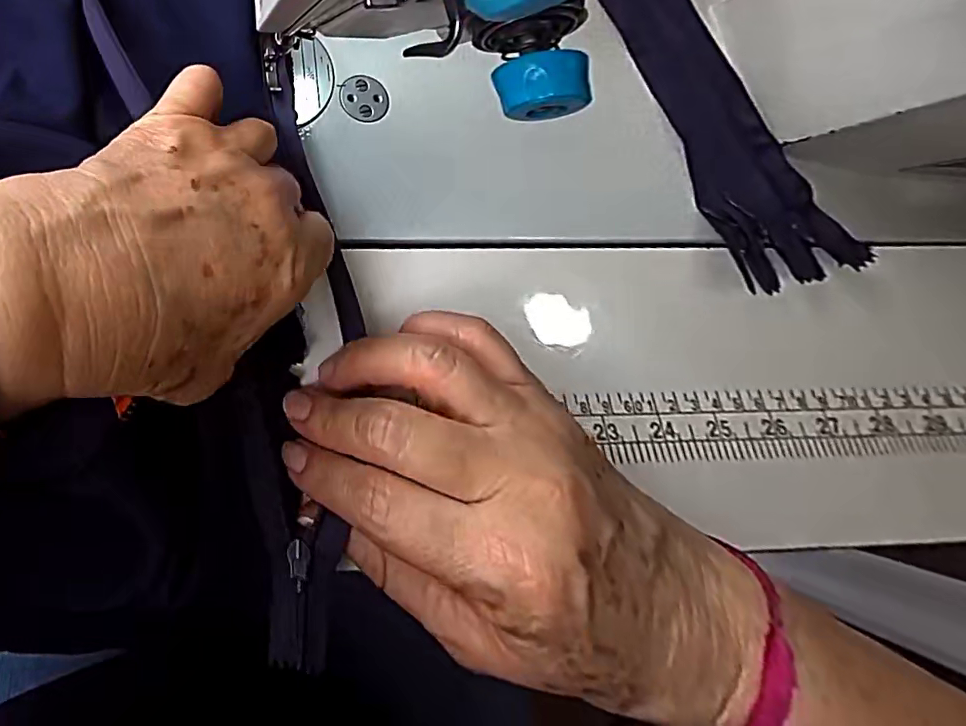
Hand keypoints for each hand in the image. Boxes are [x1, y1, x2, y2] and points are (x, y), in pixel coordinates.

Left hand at [0, 65, 334, 411]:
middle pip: (279, 184)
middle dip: (252, 203)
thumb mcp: (199, 373)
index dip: (283, 246)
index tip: (258, 253)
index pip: (313, 238)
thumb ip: (229, 341)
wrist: (63, 287)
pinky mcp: (165, 126)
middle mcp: (261, 198)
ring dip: (231, 152)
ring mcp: (215, 155)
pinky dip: (195, 95)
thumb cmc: (125, 331)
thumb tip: (218, 334)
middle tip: (214, 222)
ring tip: (197, 173)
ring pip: (250, 134)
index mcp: (285, 261)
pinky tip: (185, 109)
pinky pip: (199, 87)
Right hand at [280, 312, 767, 725]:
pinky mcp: (541, 401)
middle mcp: (521, 484)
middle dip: (323, 418)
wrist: (672, 611)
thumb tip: (321, 506)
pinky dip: (425, 327)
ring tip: (331, 376)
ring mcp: (533, 430)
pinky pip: (476, 337)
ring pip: (428, 364)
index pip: (373, 496)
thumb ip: (385, 567)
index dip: (317, 472)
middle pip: (389, 427)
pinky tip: (393, 347)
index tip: (294, 459)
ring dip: (361, 361)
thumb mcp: (469, 637)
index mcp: (502, 559)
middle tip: (299, 415)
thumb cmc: (579, 631)